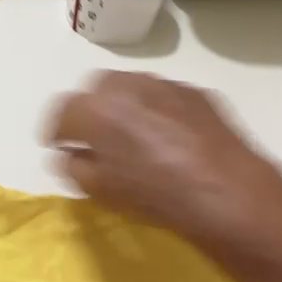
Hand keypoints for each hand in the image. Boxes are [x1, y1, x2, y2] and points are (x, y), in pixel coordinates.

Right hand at [48, 72, 281, 269]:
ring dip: (121, 108)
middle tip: (92, 141)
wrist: (225, 192)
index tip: (59, 148)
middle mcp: (128, 86)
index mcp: (97, 110)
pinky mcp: (196, 92)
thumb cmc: (155, 196)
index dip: (56, 133)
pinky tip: (162, 140)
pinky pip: (161, 96)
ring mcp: (165, 85)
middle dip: (88, 112)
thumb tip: (69, 155)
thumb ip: (74, 167)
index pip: (61, 111)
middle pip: (95, 89)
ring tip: (128, 139)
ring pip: (130, 88)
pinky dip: (152, 111)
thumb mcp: (101, 191)